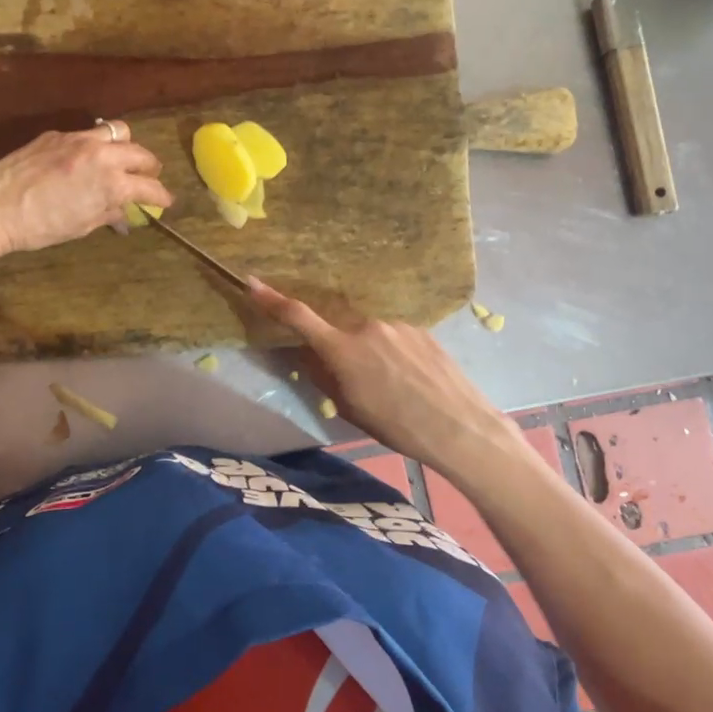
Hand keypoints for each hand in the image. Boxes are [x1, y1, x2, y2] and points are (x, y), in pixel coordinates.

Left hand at [0, 123, 172, 259]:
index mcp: (111, 182)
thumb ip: (107, 214)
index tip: (165, 202)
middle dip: (149, 167)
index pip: (149, 187)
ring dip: (126, 146)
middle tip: (148, 178)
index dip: (161, 196)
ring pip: (117, 131)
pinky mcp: (56, 135)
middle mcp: (101, 154)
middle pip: (140, 153)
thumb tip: (123, 215)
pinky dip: (96, 144)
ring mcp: (78, 139)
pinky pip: (87, 133)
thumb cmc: (39, 228)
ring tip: (121, 159)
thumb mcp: (80, 226)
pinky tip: (87, 158)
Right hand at [248, 279, 522, 476]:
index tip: (251, 283)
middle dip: (337, 349)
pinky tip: (409, 381)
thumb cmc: (396, 426)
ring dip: (368, 354)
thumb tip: (306, 356)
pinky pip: (393, 338)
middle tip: (354, 382)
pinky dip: (391, 355)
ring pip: (368, 335)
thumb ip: (322, 376)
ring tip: (390, 388)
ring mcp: (398, 326)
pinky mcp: (422, 331)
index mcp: (343, 349)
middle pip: (338, 330)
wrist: (460, 428)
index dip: (271, 300)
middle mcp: (367, 327)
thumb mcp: (348, 408)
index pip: (298, 317)